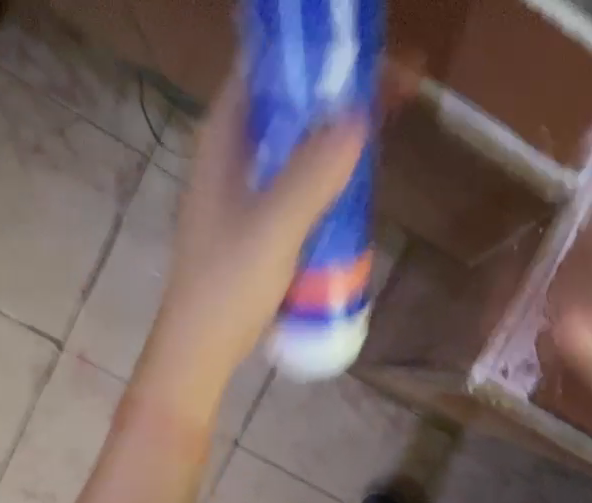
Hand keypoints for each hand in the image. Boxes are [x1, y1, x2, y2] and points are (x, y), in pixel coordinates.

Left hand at [143, 70, 367, 383]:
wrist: (200, 351)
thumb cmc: (228, 287)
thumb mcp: (274, 227)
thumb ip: (313, 173)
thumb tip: (359, 116)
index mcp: (222, 142)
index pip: (265, 72)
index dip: (314, 61)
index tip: (365, 63)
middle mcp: (227, 158)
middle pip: (284, 108)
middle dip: (333, 98)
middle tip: (391, 94)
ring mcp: (237, 193)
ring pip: (290, 148)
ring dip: (331, 138)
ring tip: (381, 130)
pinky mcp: (251, 226)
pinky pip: (293, 185)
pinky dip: (322, 177)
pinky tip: (353, 187)